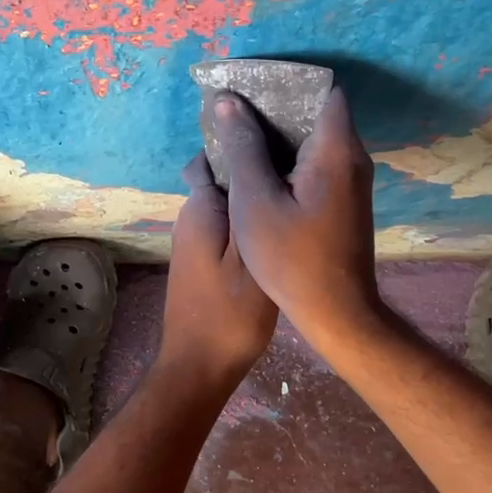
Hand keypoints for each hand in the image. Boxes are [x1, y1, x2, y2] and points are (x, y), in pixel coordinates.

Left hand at [156, 153, 278, 387]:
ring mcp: (193, 237)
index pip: (214, 155)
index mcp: (200, 206)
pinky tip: (279, 223)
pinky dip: (249, 215)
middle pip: (222, 175)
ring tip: (297, 188)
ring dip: (253, 191)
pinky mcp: (201, 256)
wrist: (201, 361)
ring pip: (227, 199)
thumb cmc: (231, 311)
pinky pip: (226, 221)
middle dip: (252, 163)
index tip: (277, 131)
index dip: (240, 138)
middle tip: (300, 161)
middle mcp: (191, 215)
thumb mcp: (249, 256)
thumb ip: (246, 205)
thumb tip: (240, 157)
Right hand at [206, 87, 386, 353]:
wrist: (336, 313)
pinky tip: (252, 167)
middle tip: (229, 110)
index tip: (249, 84)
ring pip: (311, 138)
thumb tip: (228, 101)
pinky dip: (284, 155)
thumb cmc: (292, 257)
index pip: (322, 91)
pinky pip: (312, 160)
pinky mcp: (341, 199)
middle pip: (314, 112)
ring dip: (275, 133)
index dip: (286, 81)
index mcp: (335, 150)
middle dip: (271, 106)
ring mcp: (349, 180)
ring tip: (232, 134)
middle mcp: (351, 158)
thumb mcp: (254, 199)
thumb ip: (241, 147)